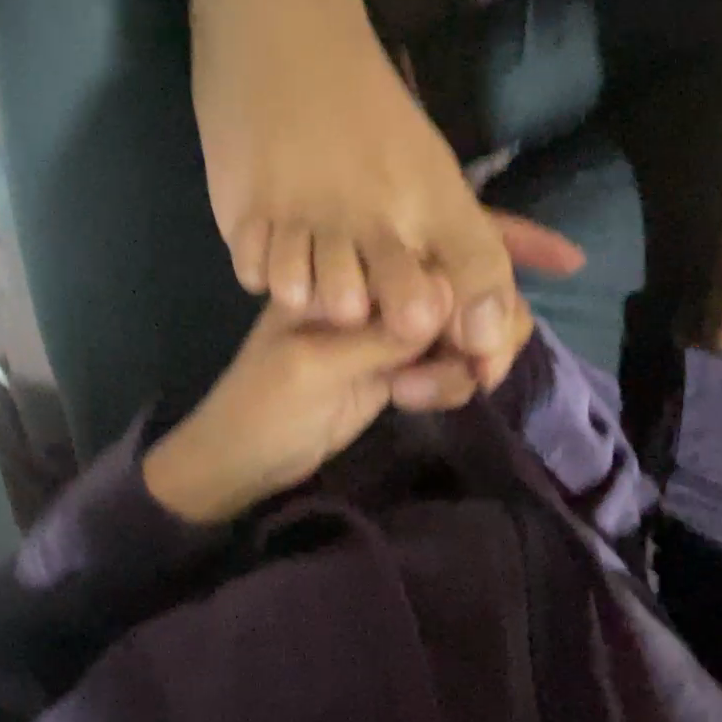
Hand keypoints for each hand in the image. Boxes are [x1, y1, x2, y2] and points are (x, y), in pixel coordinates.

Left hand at [143, 303, 480, 523]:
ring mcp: (391, 331)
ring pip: (461, 332)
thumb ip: (380, 334)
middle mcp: (378, 291)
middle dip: (476, 331)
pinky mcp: (399, 368)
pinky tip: (412, 401)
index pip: (427, 260)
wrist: (245, 462)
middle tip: (468, 372)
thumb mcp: (315, 364)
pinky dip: (447, 382)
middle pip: (458, 293)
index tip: (473, 336)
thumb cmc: (264, 404)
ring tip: (414, 394)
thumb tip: (451, 293)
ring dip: (458, 364)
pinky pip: (447, 365)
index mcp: (349, 271)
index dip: (468, 289)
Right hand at [185, 0, 535, 385]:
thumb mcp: (434, 162)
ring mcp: (309, 210)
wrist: (281, 23)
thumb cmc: (362, 99)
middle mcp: (379, 208)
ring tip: (310, 274)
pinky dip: (264, 271)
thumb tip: (571, 261)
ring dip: (318, 298)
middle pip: (409, 308)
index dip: (486, 330)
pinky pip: (258, 276)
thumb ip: (489, 228)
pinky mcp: (246, 209)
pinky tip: (269, 248)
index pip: (484, 278)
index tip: (475, 353)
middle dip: (399, 326)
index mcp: (431, 191)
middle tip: (374, 309)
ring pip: (325, 301)